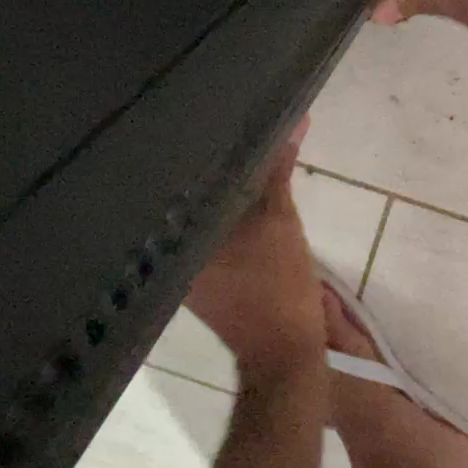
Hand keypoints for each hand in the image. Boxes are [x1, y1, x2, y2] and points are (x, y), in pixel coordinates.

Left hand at [185, 119, 325, 381]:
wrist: (288, 352)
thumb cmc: (277, 287)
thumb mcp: (281, 222)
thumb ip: (278, 171)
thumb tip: (294, 120)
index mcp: (178, 239)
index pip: (174, 182)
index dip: (186, 148)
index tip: (193, 116)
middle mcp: (172, 252)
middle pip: (187, 196)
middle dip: (206, 164)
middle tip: (217, 122)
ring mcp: (188, 268)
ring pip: (203, 213)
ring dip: (220, 186)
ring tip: (231, 144)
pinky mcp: (207, 276)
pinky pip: (214, 230)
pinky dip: (228, 210)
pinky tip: (242, 187)